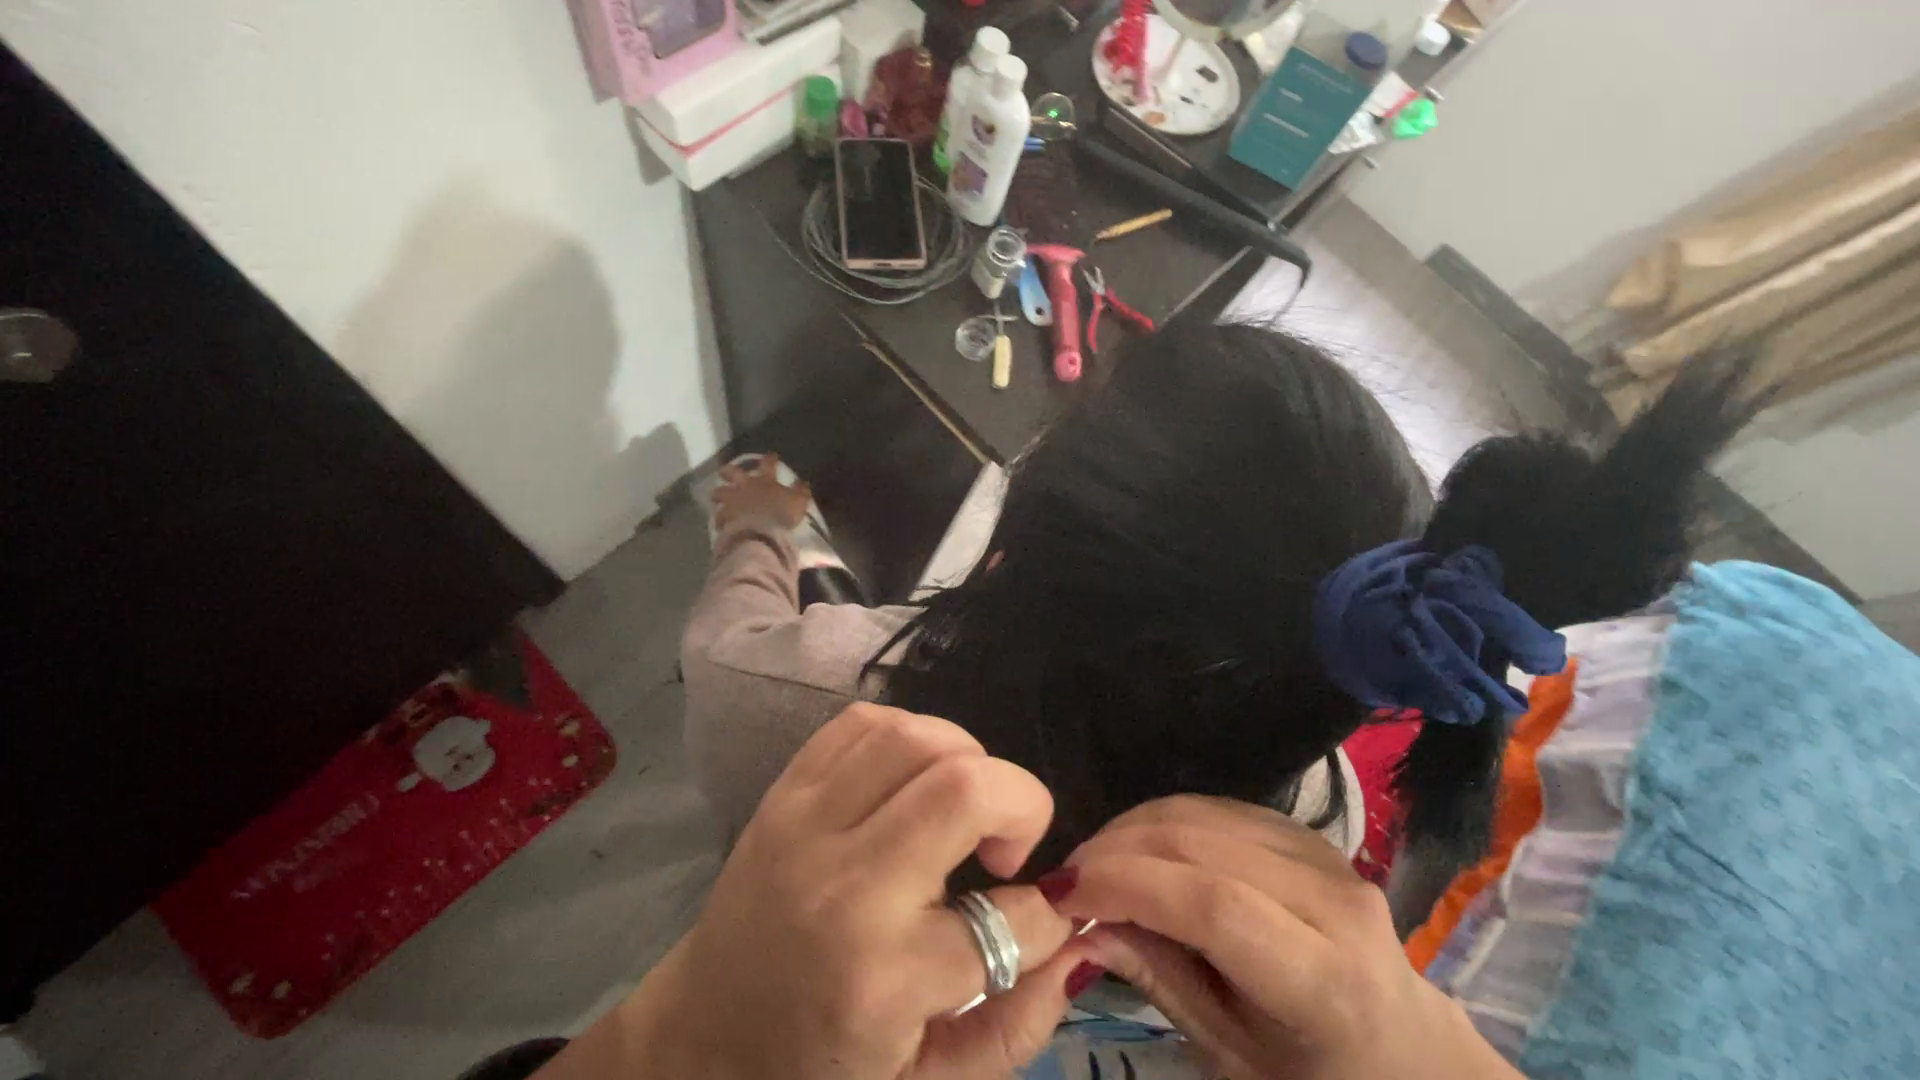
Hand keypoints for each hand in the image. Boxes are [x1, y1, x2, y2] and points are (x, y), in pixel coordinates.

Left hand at [547, 705, 1086, 1079]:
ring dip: (966, 760)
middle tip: (1006, 849)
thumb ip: (1015, 1026)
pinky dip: (908, 736)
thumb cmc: (820, 1062)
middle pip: (962, 786)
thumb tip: (1075, 934)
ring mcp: (804, 824)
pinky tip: (913, 782)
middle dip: (1021, 802)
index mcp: (884, 975)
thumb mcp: (927, 1079)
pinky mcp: (782, 792)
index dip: (1047, 913)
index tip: (1039, 913)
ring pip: (913, 736)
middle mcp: (845, 884)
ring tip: (963, 810)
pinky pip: (860, 723)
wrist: (704, 1034)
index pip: (1008, 918)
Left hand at [712, 453, 812, 529]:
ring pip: (718, 493)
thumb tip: (802, 481)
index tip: (772, 455)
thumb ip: (800, 491)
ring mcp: (731, 501)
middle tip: (725, 472)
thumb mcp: (799, 502)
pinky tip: (720, 524)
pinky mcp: (724, 517)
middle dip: (728, 471)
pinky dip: (719, 520)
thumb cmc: (782, 515)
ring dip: (717, 495)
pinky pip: (718, 517)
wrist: (760, 533)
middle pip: (731, 472)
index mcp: (764, 480)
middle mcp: (744, 486)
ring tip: (717, 499)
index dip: (770, 459)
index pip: (767, 464)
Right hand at [1052, 796, 1518, 1079]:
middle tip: (1066, 878)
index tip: (1061, 894)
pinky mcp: (1313, 836)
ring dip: (1134, 828)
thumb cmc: (1312, 1078)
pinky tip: (1140, 849)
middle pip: (1202, 844)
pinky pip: (1221, 809)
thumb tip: (1079, 927)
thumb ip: (1158, 979)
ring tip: (1095, 864)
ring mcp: (1329, 858)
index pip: (1214, 905)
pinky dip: (1166, 821)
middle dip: (1117, 850)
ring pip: (1205, 813)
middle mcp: (1335, 903)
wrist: (1406, 1056)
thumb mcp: (1230, 1056)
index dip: (1127, 885)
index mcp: (1325, 982)